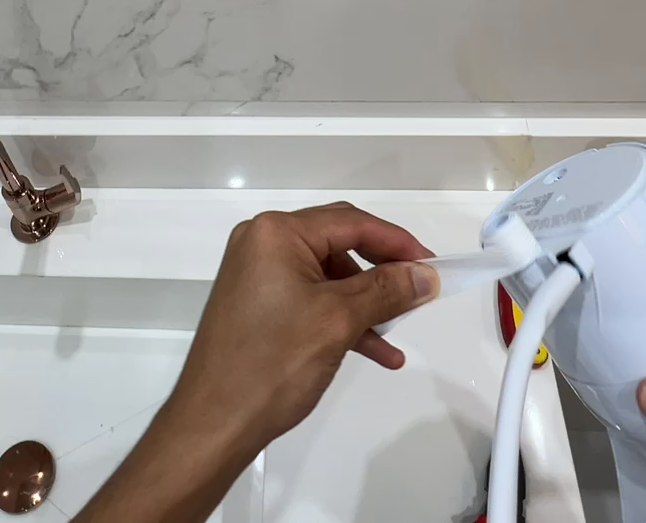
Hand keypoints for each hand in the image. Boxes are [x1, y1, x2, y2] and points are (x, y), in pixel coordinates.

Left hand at [74, 203, 440, 522]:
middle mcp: (263, 241)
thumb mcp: (338, 321)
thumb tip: (426, 275)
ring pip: (327, 274)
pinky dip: (340, 317)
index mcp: (277, 232)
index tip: (433, 264)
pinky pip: (309, 296)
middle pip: (338, 242)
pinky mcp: (256, 300)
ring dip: (364, 301)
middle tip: (420, 291)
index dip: (396, 242)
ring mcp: (256, 271)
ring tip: (397, 332)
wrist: (213, 424)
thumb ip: (387, 290)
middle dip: (381, 270)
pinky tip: (373, 350)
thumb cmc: (273, 364)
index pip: (350, 222)